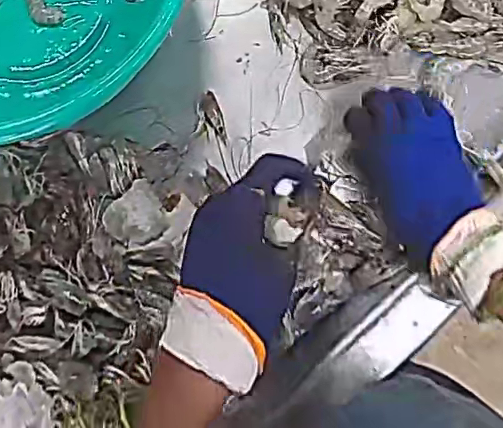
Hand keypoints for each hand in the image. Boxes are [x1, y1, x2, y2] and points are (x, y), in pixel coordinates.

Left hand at [177, 153, 307, 354]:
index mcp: (239, 202)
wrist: (213, 336)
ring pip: (236, 201)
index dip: (293, 170)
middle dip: (275, 192)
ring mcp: (203, 221)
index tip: (305, 178)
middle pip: (251, 183)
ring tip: (279, 226)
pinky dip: (242, 221)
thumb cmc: (250, 298)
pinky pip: (224, 218)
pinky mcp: (197, 239)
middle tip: (296, 205)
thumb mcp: (284, 261)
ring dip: (257, 208)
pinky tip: (257, 240)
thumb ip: (290, 230)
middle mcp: (216, 204)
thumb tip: (295, 220)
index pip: (270, 167)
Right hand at [344, 88, 483, 266]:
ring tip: (395, 101)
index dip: (354, 118)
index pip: (358, 118)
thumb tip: (365, 153)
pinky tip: (423, 107)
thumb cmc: (413, 222)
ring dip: (398, 97)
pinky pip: (433, 105)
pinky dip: (425, 102)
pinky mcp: (445, 132)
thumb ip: (370, 165)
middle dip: (374, 101)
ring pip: (406, 97)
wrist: (450, 229)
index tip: (355, 120)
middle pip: (381, 100)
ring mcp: (423, 129)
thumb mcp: (379, 193)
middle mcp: (398, 132)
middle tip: (372, 105)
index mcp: (376, 148)